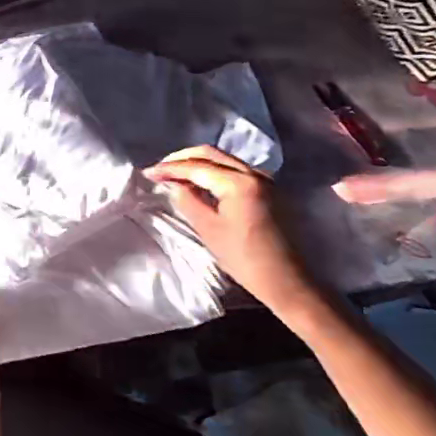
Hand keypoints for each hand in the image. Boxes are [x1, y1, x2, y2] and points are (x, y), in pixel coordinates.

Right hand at [144, 146, 340, 330]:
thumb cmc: (245, 258)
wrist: (287, 281)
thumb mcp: (208, 229)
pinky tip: (201, 181)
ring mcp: (265, 180)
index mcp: (239, 183)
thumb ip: (188, 200)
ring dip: (199, 162)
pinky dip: (214, 170)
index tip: (148, 172)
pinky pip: (235, 170)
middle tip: (161, 168)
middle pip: (212, 154)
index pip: (197, 166)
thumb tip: (174, 184)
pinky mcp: (269, 190)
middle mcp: (255, 173)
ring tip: (176, 173)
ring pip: (225, 159)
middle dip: (183, 158)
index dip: (170, 168)